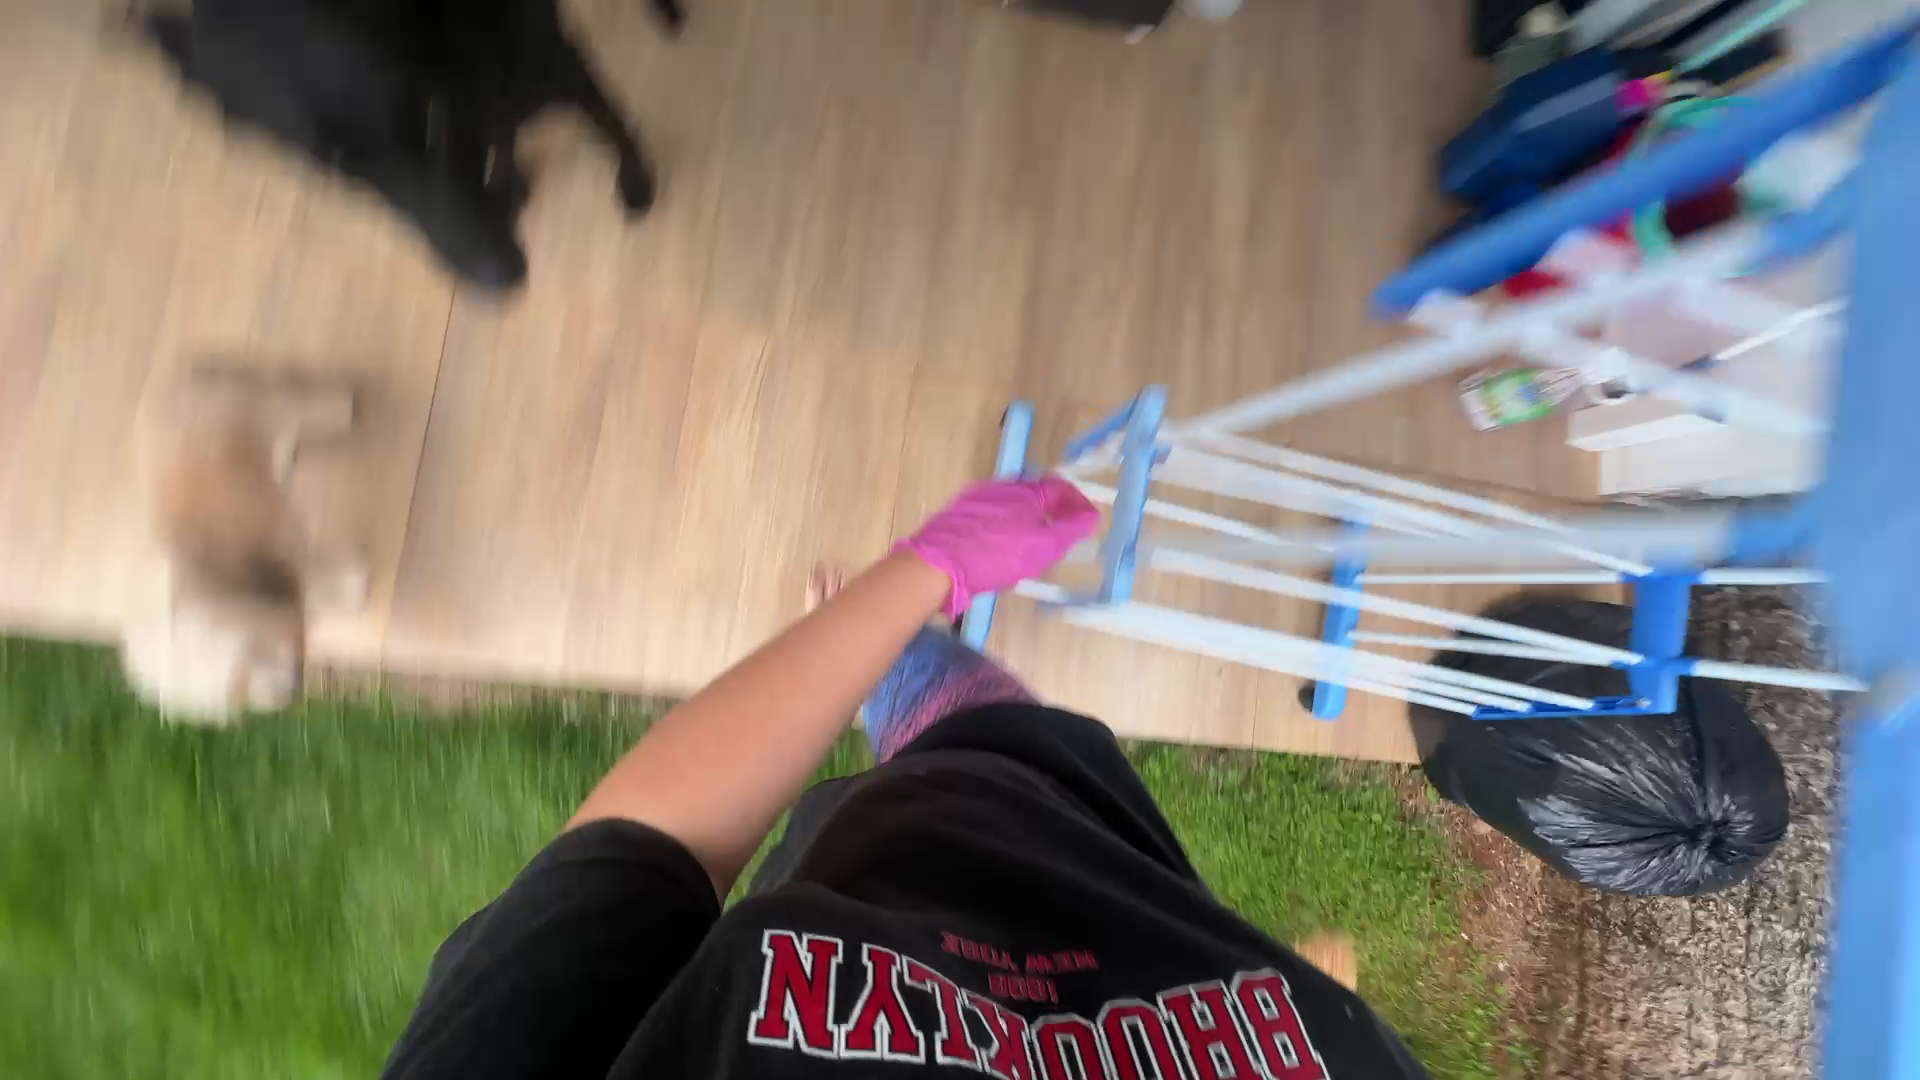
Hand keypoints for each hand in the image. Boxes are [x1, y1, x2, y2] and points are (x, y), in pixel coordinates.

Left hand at [897, 476, 1101, 617]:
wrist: (936, 566)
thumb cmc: (995, 555)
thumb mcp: (1041, 547)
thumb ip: (1069, 531)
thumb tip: (1091, 517)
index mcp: (1024, 490)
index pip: (1059, 486)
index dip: (1076, 504)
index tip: (1087, 523)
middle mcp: (999, 487)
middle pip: (1035, 495)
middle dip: (1052, 513)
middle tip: (1062, 537)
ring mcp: (975, 500)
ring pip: (1012, 508)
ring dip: (1028, 523)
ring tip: (1034, 549)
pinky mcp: (958, 517)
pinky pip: (991, 519)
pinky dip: (1005, 531)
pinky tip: (1003, 553)